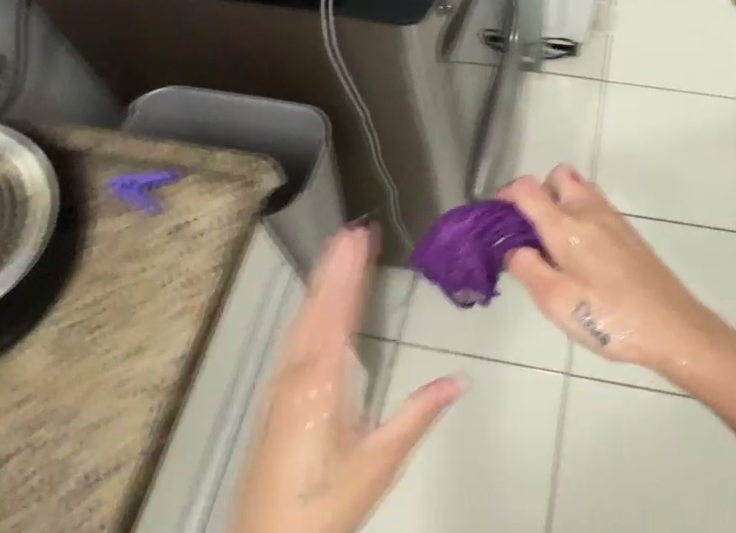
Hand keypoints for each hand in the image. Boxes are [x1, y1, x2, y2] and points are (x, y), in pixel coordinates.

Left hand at [231, 226, 464, 532]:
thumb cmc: (324, 505)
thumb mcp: (379, 462)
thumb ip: (418, 415)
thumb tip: (459, 379)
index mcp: (321, 383)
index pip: (339, 313)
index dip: (351, 272)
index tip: (361, 237)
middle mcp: (296, 374)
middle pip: (317, 308)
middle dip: (335, 267)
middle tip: (352, 230)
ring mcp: (281, 385)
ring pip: (302, 321)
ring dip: (321, 284)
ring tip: (337, 252)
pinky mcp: (276, 398)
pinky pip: (295, 339)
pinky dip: (309, 310)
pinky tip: (316, 306)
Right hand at [499, 166, 731, 376]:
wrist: (673, 327)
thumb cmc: (609, 318)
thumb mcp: (556, 302)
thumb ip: (527, 269)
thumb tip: (512, 248)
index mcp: (565, 226)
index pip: (526, 188)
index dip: (505, 196)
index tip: (496, 220)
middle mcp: (588, 211)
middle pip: (557, 176)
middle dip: (537, 193)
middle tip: (529, 231)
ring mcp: (613, 219)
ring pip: (579, 189)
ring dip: (560, 202)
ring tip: (552, 245)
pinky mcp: (629, 233)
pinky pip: (596, 206)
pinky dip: (580, 215)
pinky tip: (580, 255)